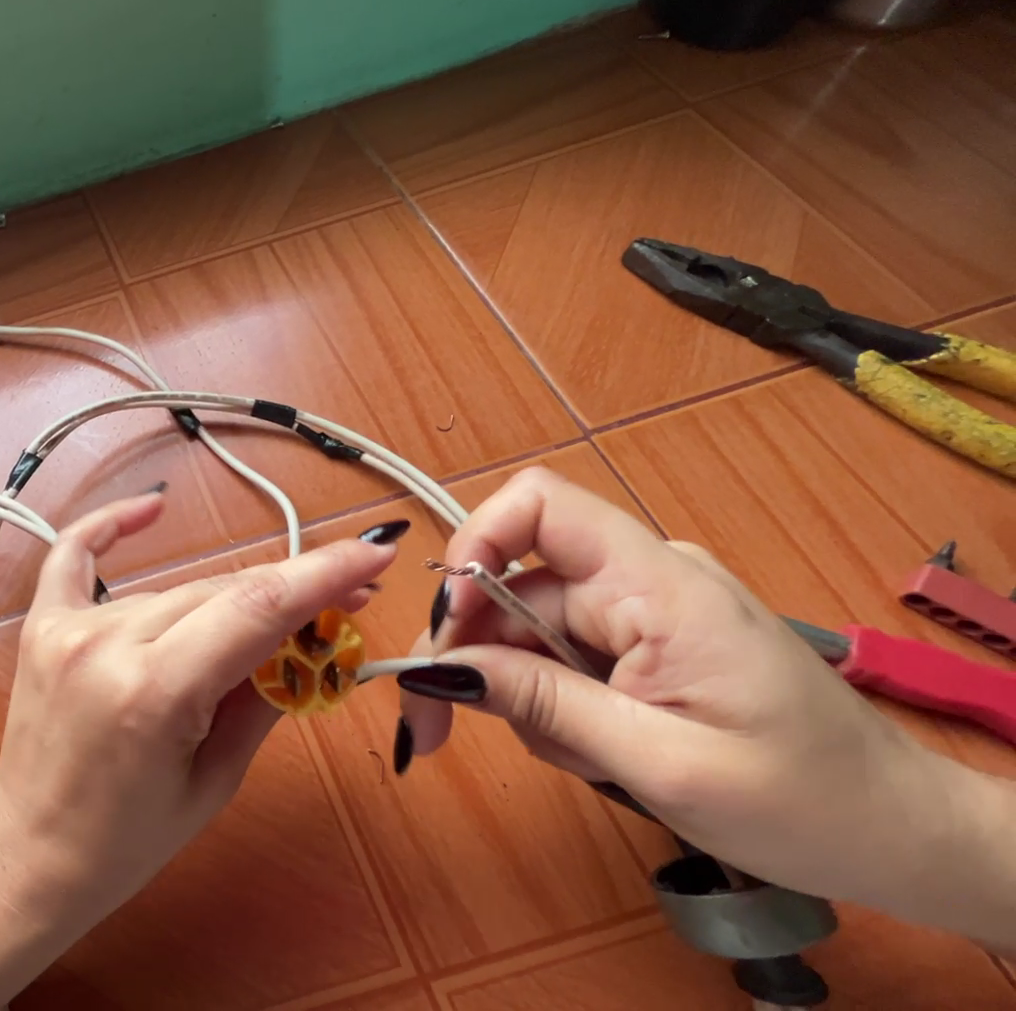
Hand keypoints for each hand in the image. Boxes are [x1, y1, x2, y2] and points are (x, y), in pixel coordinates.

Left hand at [0, 490, 397, 928]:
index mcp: (154, 692)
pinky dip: (111, 526)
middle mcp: (107, 644)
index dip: (323, 574)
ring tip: (260, 630)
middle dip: (289, 590)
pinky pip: (74, 554)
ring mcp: (68, 627)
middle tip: (341, 602)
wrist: (32, 851)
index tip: (372, 555)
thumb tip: (312, 639)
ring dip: (225, 601)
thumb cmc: (128, 837)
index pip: (256, 608)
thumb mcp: (216, 779)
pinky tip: (151, 507)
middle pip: (221, 592)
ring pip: (175, 589)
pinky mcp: (43, 623)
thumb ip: (265, 697)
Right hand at [400, 468, 983, 916]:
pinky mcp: (639, 638)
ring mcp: (640, 608)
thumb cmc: (806, 802)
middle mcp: (642, 578)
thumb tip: (438, 667)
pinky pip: (555, 651)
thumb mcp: (658, 762)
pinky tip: (587, 746)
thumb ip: (542, 703)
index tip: (449, 622)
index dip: (475, 542)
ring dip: (516, 688)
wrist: (904, 836)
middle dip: (469, 651)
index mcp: (661, 586)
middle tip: (435, 726)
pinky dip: (546, 698)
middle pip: (514, 583)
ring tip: (569, 756)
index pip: (541, 505)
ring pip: (526, 627)